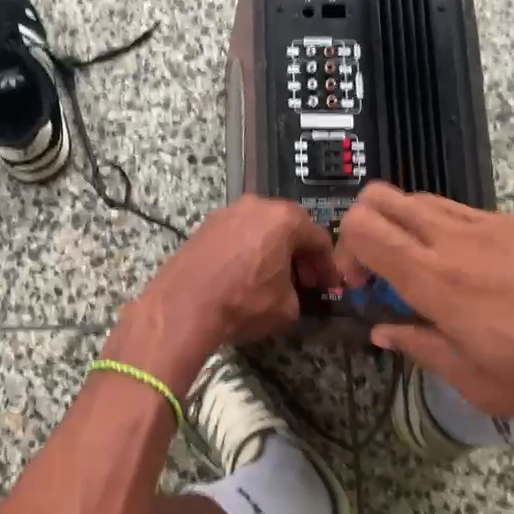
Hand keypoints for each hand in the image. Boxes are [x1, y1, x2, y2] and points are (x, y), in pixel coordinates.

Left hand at [130, 196, 337, 349]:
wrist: (184, 305)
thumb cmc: (243, 302)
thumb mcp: (288, 308)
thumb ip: (299, 295)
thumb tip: (292, 294)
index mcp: (283, 218)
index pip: (318, 239)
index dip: (328, 266)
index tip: (329, 286)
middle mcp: (255, 206)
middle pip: (289, 227)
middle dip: (300, 254)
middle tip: (305, 281)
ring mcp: (226, 213)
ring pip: (261, 229)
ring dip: (272, 250)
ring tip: (274, 279)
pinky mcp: (204, 226)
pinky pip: (237, 235)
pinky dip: (248, 251)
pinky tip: (246, 275)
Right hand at [335, 183, 513, 436]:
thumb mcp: (483, 386)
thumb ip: (423, 348)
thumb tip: (386, 329)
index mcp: (437, 277)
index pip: (360, 226)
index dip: (344, 252)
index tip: (360, 289)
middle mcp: (460, 237)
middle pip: (383, 197)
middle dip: (365, 229)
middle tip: (383, 277)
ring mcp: (499, 224)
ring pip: (426, 201)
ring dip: (409, 230)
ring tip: (432, 282)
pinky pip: (471, 215)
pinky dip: (453, 236)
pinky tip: (486, 283)